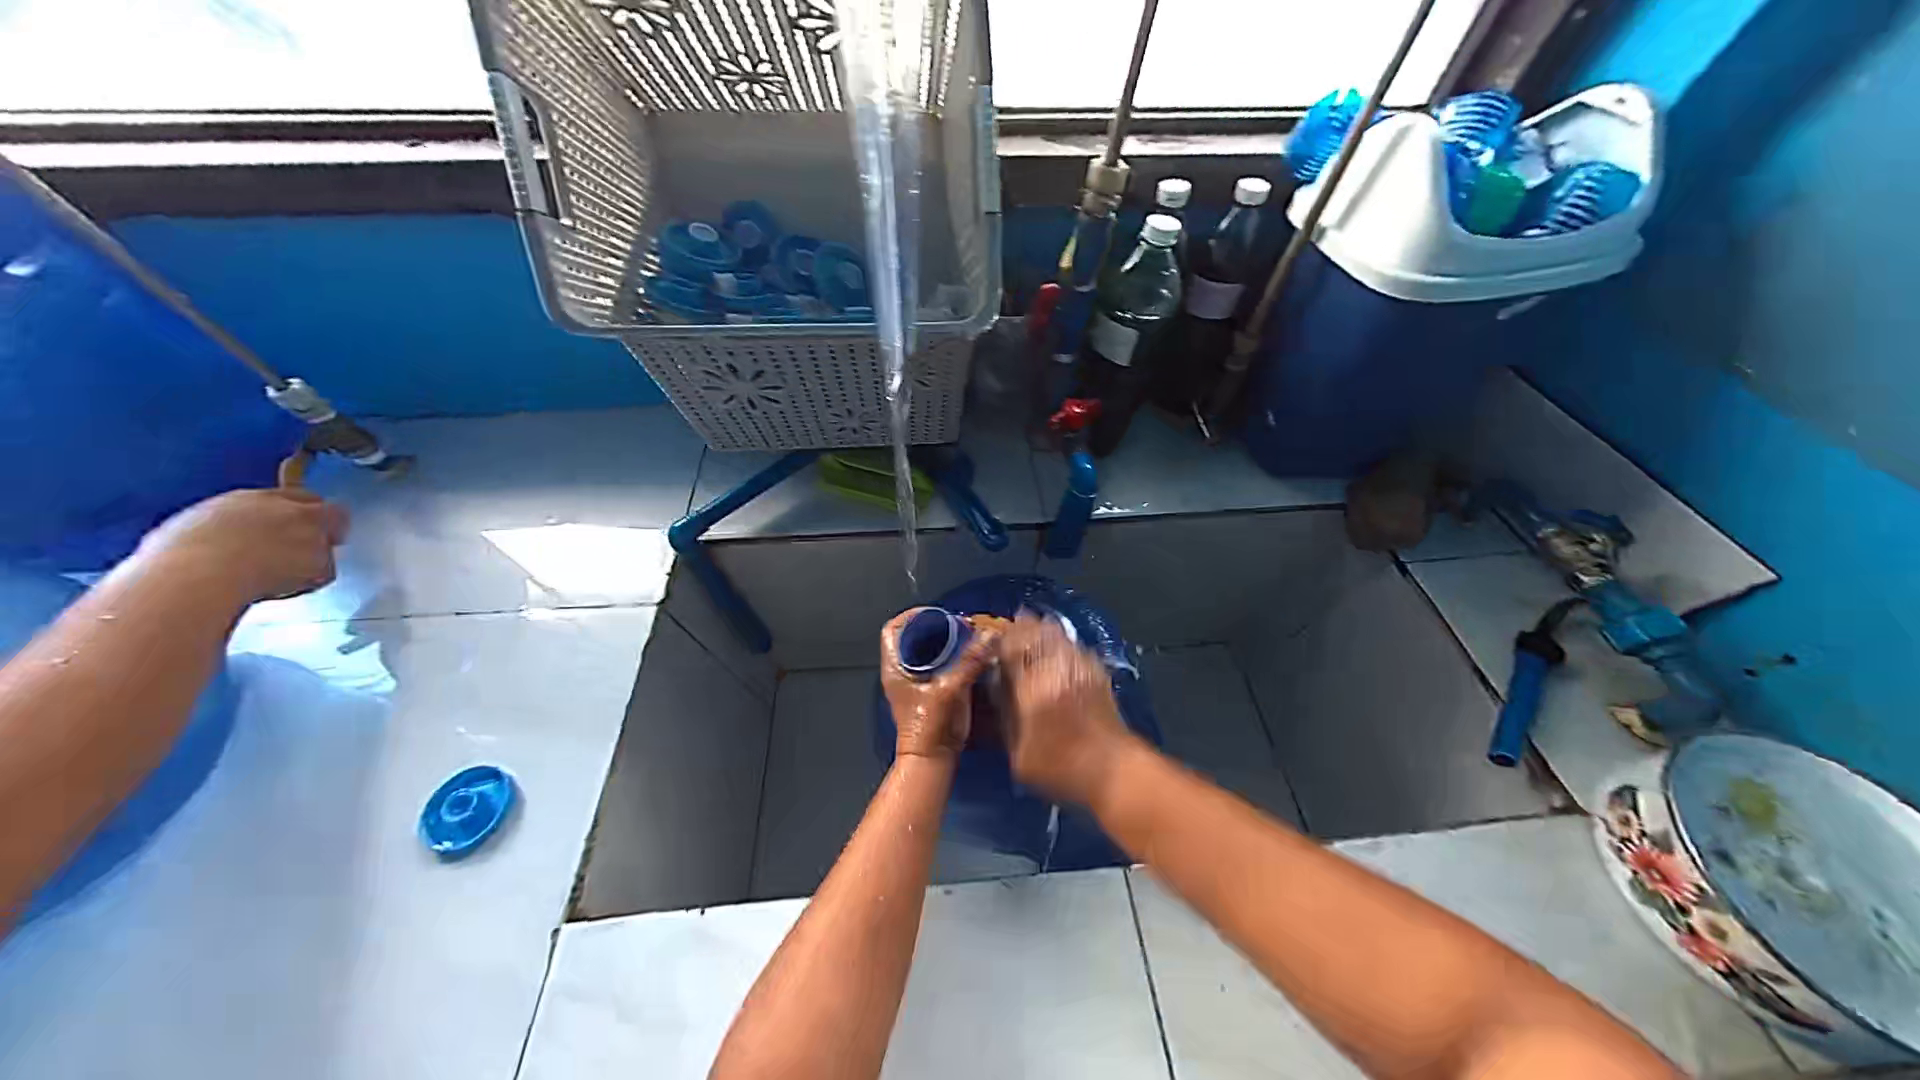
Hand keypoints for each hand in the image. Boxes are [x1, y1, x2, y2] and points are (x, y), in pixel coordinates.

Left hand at [136, 488, 350, 604]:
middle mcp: (272, 499)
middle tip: (295, 540)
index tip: (331, 540)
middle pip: (295, 500)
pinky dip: (221, 532)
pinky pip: (215, 518)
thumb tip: (320, 555)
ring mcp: (229, 503)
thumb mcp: (316, 573)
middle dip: (298, 516)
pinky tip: (219, 557)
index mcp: (312, 514)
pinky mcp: (191, 514)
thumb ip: (324, 556)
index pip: (336, 513)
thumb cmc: (261, 574)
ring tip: (253, 553)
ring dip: (257, 523)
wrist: (196, 577)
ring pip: (253, 506)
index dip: (335, 527)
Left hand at [879, 608, 998, 759]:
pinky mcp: (930, 691)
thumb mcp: (949, 690)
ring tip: (967, 636)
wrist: (932, 760)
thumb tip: (990, 636)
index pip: (893, 629)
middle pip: (913, 637)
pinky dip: (952, 656)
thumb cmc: (930, 726)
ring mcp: (915, 682)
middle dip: (935, 627)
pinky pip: (939, 665)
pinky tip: (970, 655)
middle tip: (958, 624)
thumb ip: (969, 662)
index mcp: (895, 667)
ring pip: (927, 651)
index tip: (935, 613)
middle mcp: (901, 671)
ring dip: (946, 642)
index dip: (911, 616)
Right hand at [996, 612, 1137, 806]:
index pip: (1010, 646)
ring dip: (1039, 631)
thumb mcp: (1019, 754)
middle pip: (1035, 632)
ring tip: (1028, 635)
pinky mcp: (1097, 673)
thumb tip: (997, 690)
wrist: (1115, 772)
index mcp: (1034, 687)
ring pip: (1055, 634)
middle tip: (1007, 631)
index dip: (998, 640)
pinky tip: (1054, 652)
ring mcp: (1080, 667)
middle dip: (1019, 628)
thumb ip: (1005, 716)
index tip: (989, 642)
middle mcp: (1057, 669)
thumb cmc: (1063, 769)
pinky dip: (1059, 643)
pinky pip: (1073, 646)